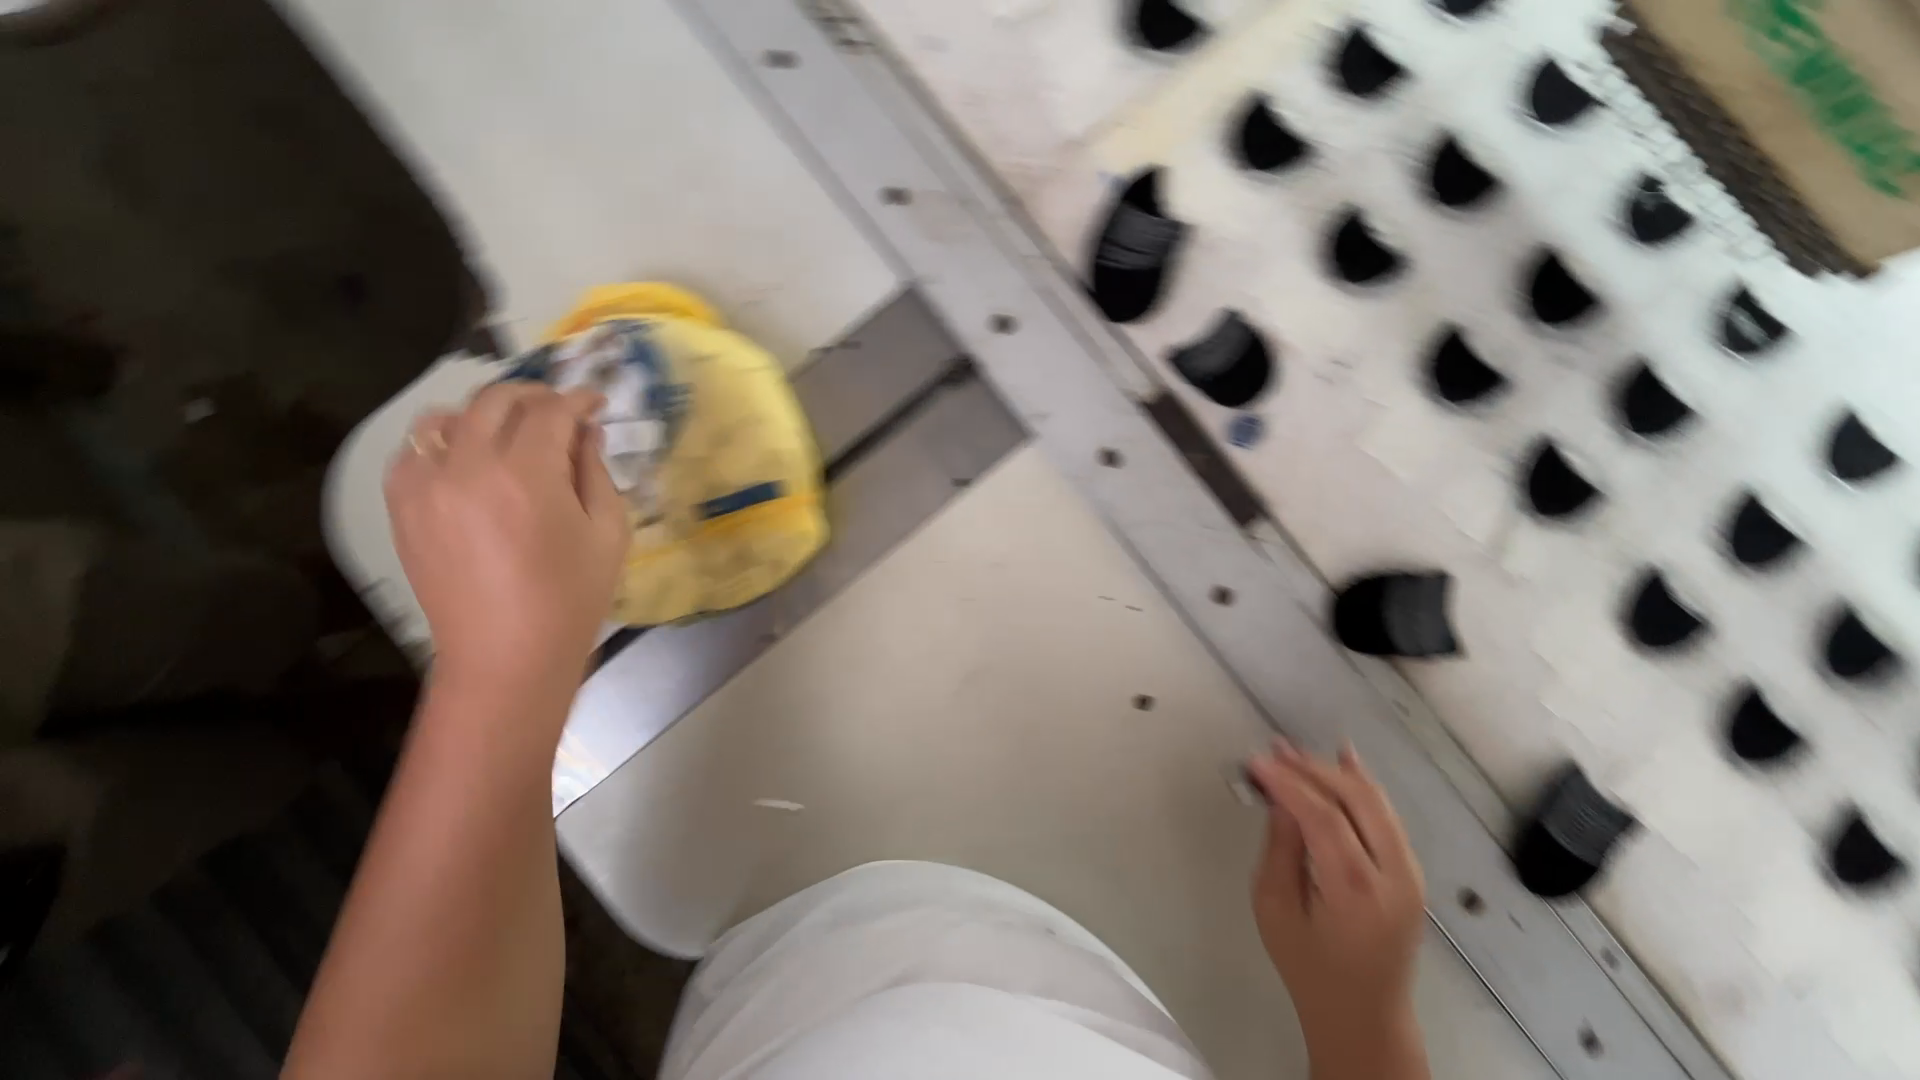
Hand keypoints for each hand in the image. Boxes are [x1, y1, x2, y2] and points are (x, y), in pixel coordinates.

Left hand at [386, 383, 629, 691]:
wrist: (505, 656)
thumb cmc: (571, 599)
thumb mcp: (607, 533)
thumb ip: (596, 472)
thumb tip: (585, 434)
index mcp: (526, 473)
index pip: (551, 410)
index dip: (578, 400)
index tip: (595, 402)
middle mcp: (468, 466)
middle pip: (496, 401)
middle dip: (534, 396)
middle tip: (560, 411)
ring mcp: (425, 485)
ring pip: (447, 417)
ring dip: (484, 414)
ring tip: (509, 433)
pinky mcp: (402, 507)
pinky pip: (413, 451)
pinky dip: (442, 443)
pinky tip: (467, 462)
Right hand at [1248, 741, 1425, 1059]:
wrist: (1364, 1014)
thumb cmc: (1309, 968)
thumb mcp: (1275, 909)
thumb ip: (1280, 849)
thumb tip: (1281, 800)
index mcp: (1356, 889)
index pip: (1322, 816)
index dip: (1288, 782)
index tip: (1257, 762)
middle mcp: (1395, 874)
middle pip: (1357, 800)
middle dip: (1313, 768)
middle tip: (1274, 750)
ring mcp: (1411, 873)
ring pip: (1377, 802)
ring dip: (1335, 772)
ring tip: (1295, 752)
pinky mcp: (1412, 872)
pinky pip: (1387, 818)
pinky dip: (1362, 787)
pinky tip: (1344, 763)